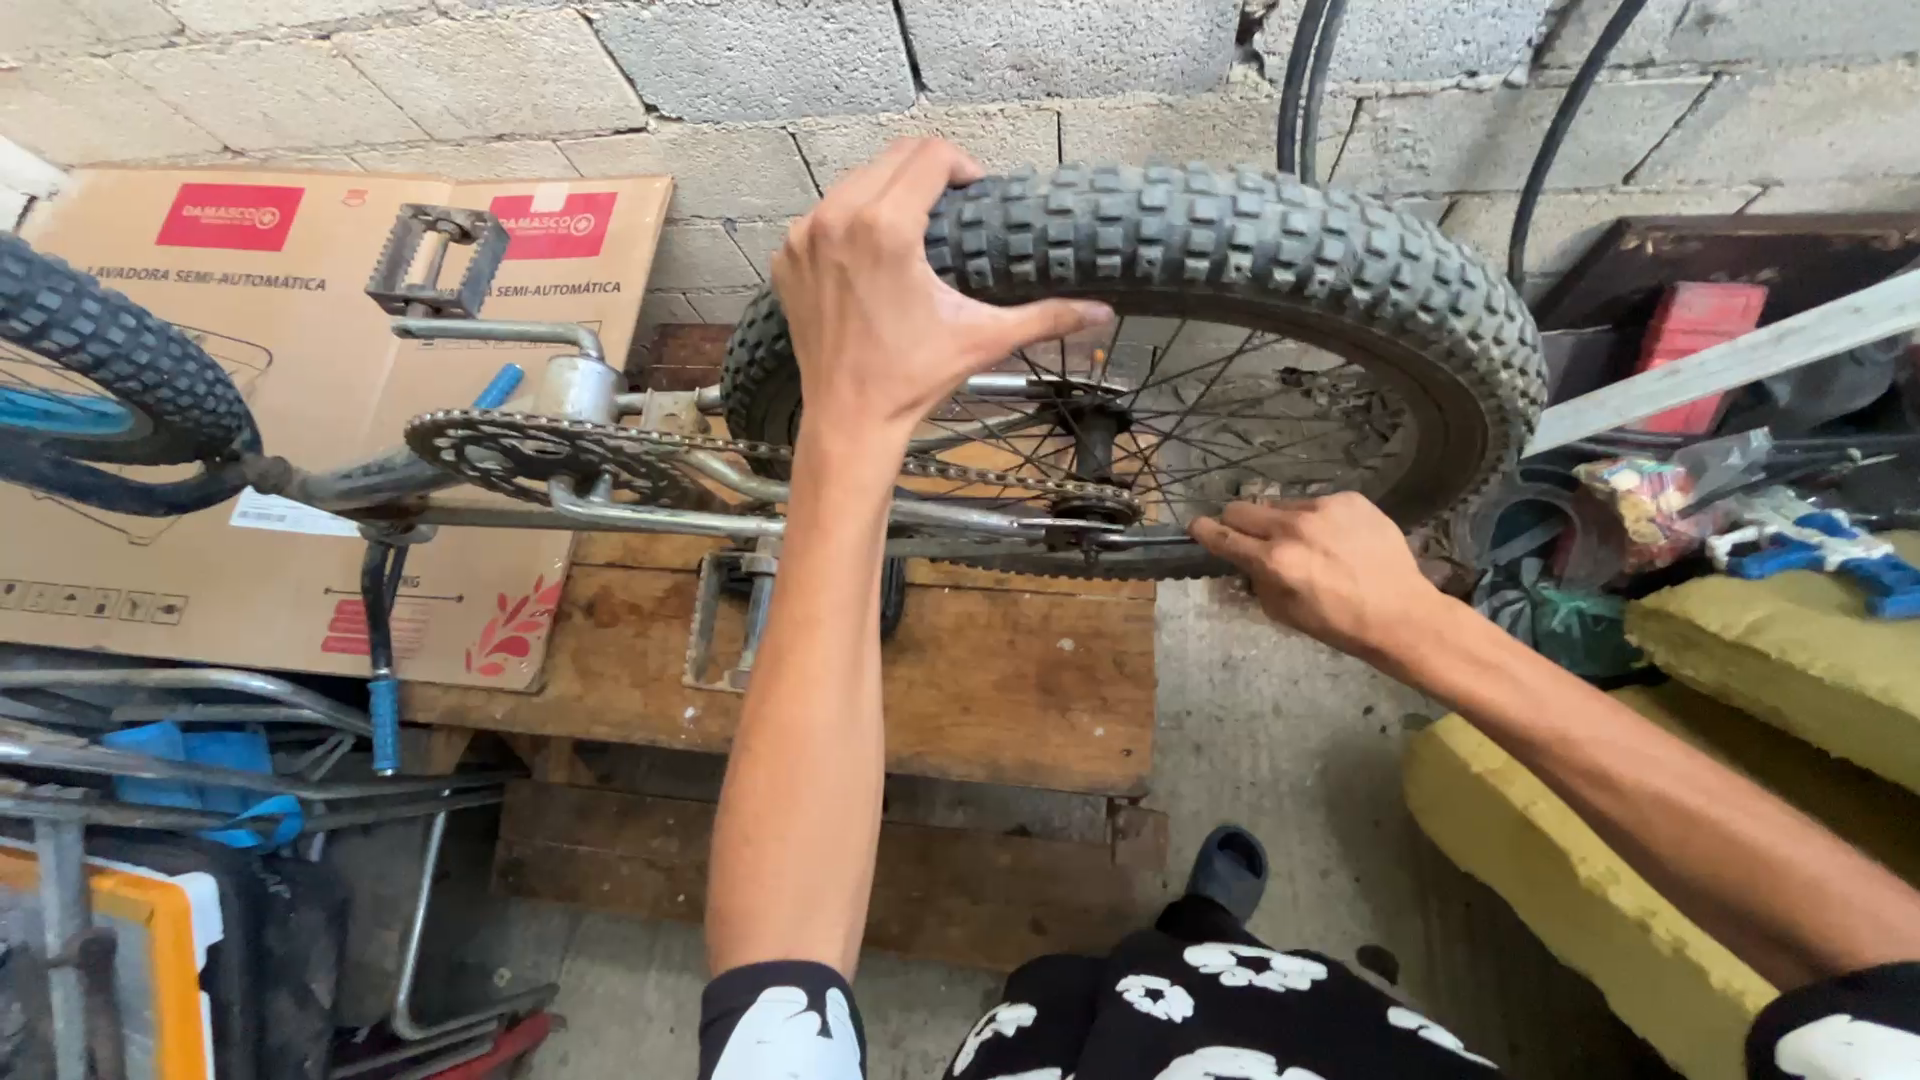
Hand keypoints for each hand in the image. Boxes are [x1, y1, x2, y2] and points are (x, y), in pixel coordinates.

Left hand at [771, 138, 1112, 446]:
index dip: (961, 164)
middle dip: (926, 171)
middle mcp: (836, 219)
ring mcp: (804, 237)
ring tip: (914, 225)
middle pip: (891, 157)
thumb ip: (1045, 317)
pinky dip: (850, 219)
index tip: (974, 191)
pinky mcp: (788, 257)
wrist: (849, 419)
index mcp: (885, 228)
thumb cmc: (911, 380)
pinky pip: (824, 214)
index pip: (929, 154)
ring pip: (854, 180)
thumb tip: (1103, 312)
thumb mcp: (982, 339)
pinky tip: (872, 252)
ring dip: (888, 189)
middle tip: (950, 205)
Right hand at [1189, 493, 1449, 659]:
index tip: (1196, 526)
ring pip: (1279, 504)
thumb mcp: (1283, 612)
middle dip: (1237, 523)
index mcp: (1274, 560)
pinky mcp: (1350, 499)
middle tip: (1250, 538)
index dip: (1203, 530)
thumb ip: (1256, 579)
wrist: (1401, 613)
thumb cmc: (1338, 623)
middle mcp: (1294, 527)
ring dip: (1280, 521)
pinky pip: (1315, 503)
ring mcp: (1324, 508)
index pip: (1222, 535)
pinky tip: (1336, 539)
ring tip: (1306, 543)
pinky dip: (1315, 519)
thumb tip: (1245, 560)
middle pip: (1241, 508)